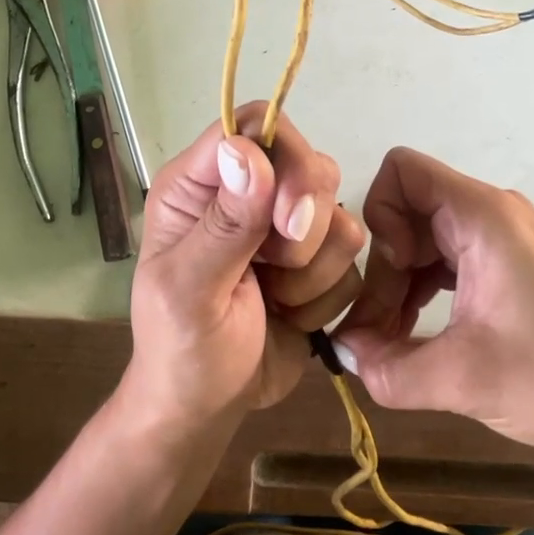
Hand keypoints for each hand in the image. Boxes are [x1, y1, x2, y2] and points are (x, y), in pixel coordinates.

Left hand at [123, 105, 367, 432]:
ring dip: (312, 270)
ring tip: (275, 300)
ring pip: (337, 213)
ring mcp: (283, 228)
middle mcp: (245, 193)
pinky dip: (325, 296)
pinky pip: (352, 259)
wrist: (208, 409)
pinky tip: (291, 317)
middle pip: (308, 163)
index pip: (253, 125)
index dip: (284, 158)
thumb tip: (248, 151)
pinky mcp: (316, 263)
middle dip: (305, 223)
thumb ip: (224, 224)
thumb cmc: (181, 349)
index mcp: (198, 184)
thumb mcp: (188, 290)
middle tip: (278, 267)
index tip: (287, 216)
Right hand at [332, 148, 533, 461]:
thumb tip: (344, 355)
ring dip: (400, 287)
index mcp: (482, 216)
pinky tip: (417, 339)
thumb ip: (387, 368)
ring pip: (425, 240)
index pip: (401, 171)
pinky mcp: (511, 265)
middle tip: (374, 335)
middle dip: (383, 270)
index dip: (380, 217)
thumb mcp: (460, 379)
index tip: (392, 275)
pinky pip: (449, 260)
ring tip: (391, 344)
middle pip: (408, 212)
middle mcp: (491, 213)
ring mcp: (503, 239)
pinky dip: (425, 293)